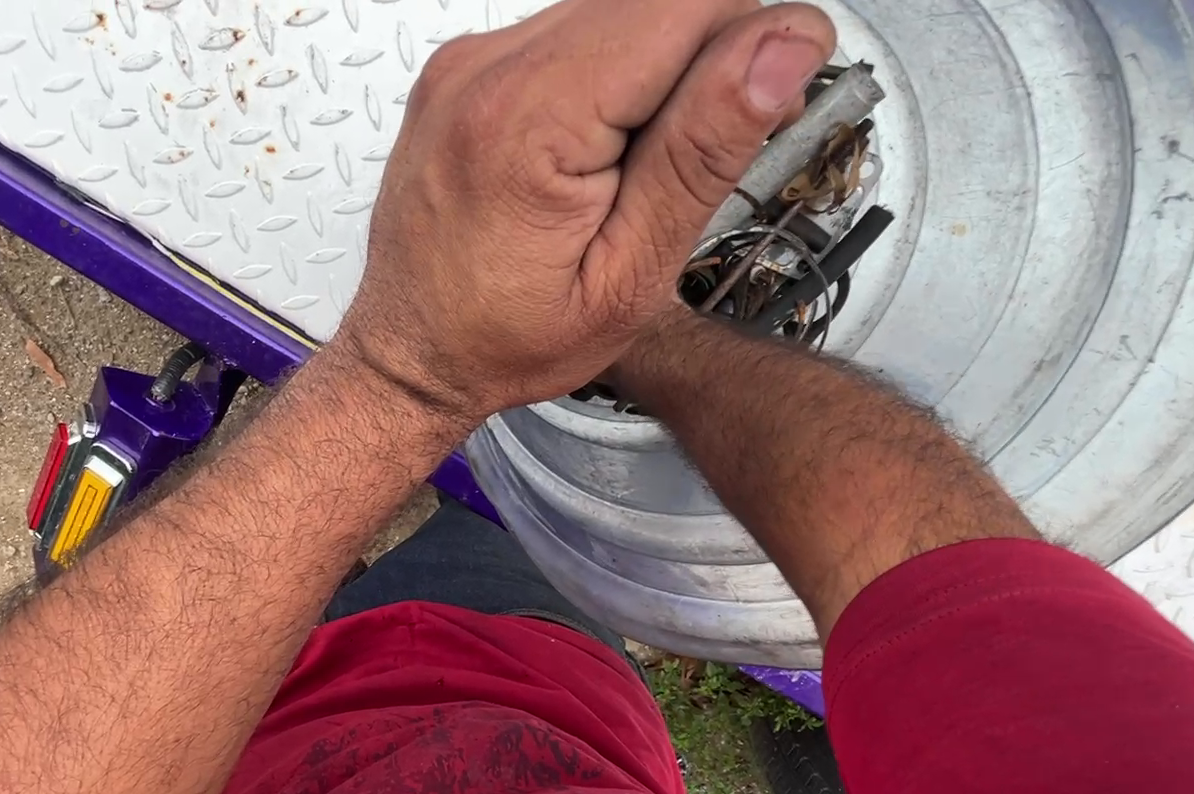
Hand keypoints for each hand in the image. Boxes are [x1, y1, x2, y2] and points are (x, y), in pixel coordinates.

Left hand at [333, 0, 835, 425]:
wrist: (412, 358)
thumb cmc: (502, 344)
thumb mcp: (624, 281)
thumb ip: (699, 157)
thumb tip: (781, 47)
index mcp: (526, 122)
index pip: (686, 4)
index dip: (753, 42)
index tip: (770, 104)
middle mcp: (482, 72)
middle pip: (649, 0)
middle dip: (702, 62)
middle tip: (691, 162)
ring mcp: (463, 68)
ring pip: (610, 16)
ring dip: (650, 76)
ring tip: (627, 176)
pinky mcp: (459, 77)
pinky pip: (563, 42)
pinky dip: (602, 83)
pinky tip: (589, 158)